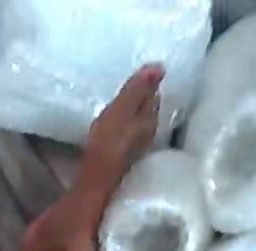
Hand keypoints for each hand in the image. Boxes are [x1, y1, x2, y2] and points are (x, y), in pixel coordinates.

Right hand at [80, 64, 163, 186]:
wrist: (95, 180)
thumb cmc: (107, 143)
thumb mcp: (121, 109)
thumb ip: (138, 88)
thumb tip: (159, 64)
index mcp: (150, 116)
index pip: (153, 92)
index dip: (145, 82)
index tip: (136, 75)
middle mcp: (148, 131)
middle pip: (148, 107)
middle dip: (141, 97)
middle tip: (128, 88)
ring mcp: (136, 146)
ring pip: (138, 121)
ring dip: (132, 113)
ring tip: (121, 106)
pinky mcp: (124, 157)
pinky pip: (128, 134)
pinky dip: (124, 127)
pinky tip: (115, 128)